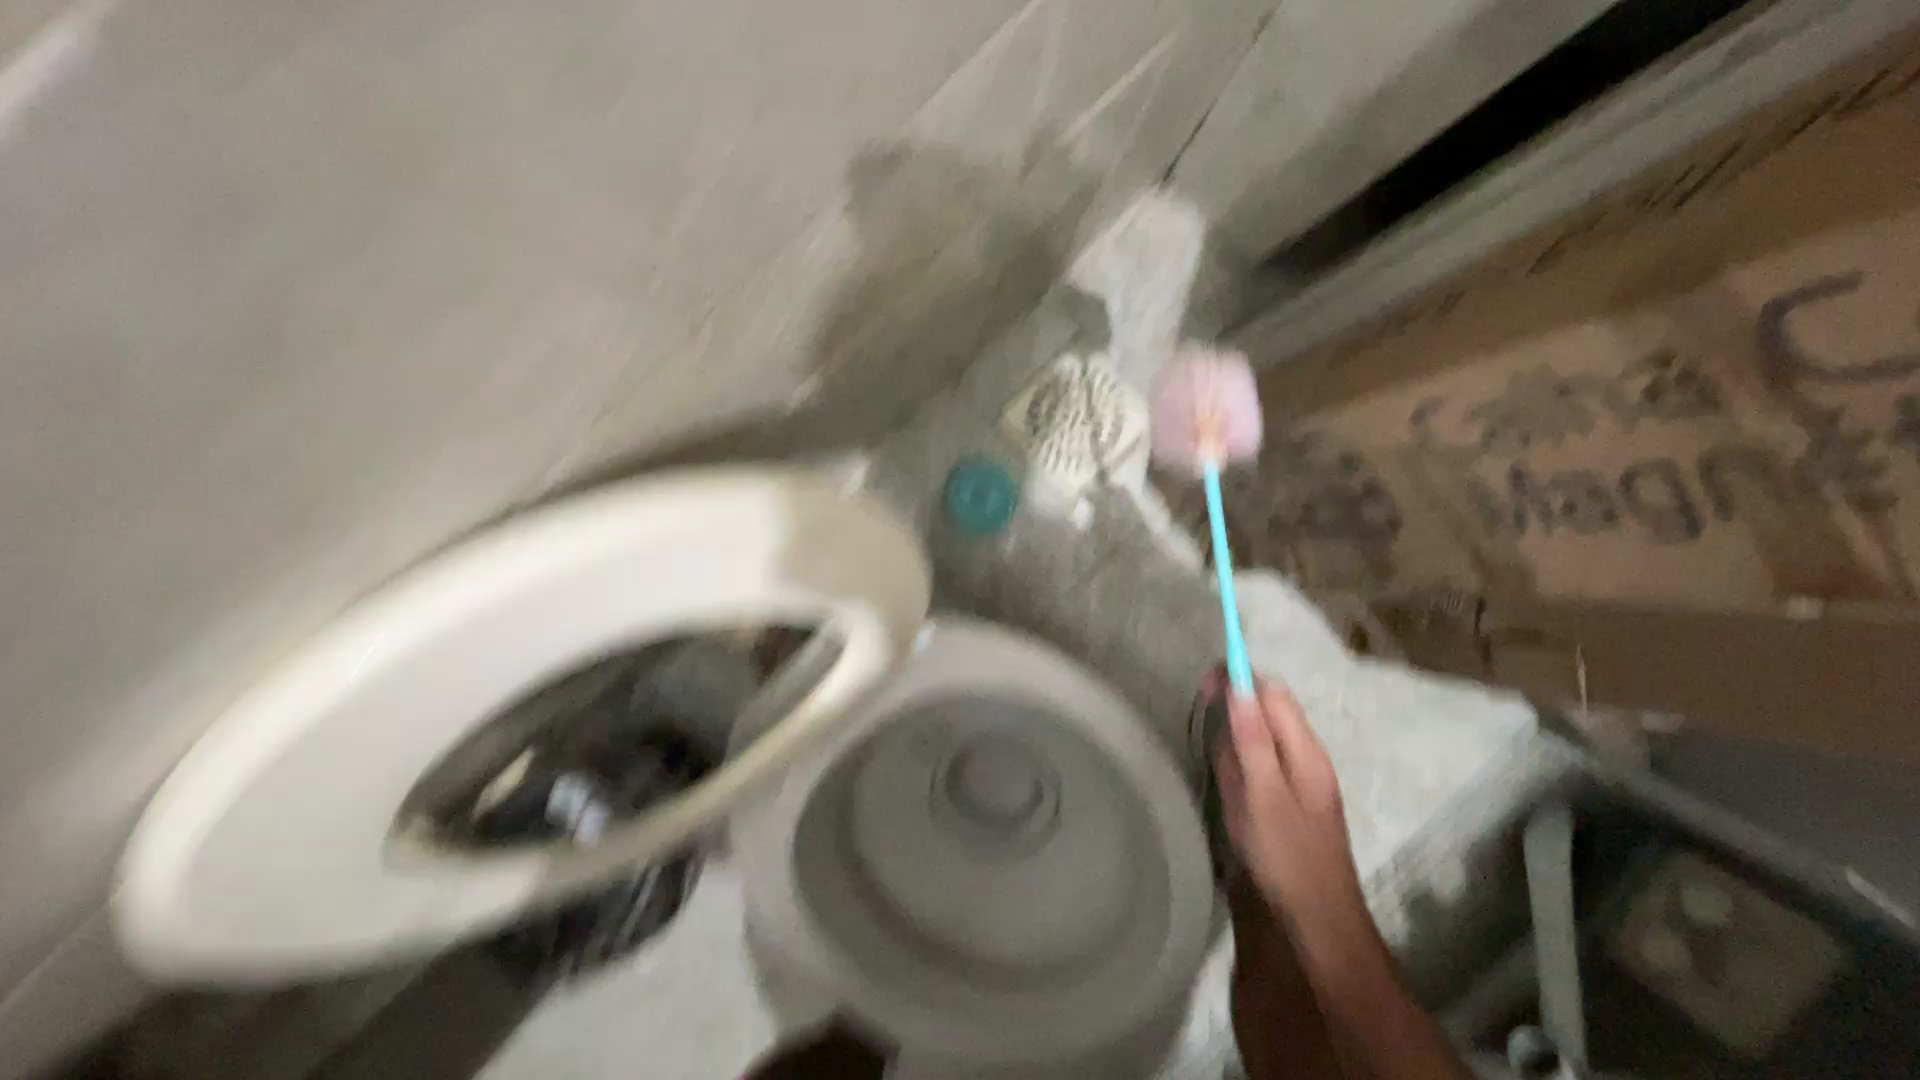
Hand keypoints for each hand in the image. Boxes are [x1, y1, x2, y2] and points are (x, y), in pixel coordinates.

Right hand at [1211, 672, 1367, 939]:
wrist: (1317, 920)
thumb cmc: (1287, 855)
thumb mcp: (1262, 793)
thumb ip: (1252, 738)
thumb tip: (1240, 684)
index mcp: (1305, 751)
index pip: (1273, 693)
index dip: (1241, 677)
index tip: (1204, 677)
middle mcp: (1306, 758)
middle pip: (1270, 711)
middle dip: (1236, 700)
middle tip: (1199, 705)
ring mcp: (1299, 782)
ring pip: (1264, 737)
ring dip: (1237, 727)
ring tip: (1207, 732)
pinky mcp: (1288, 802)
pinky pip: (1261, 764)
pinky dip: (1240, 756)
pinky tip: (1225, 770)